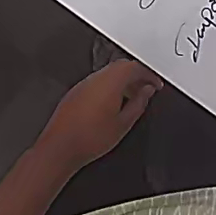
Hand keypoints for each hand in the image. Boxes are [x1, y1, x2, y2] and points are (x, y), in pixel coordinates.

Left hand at [32, 58, 163, 171]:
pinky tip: (113, 103)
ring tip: (132, 98)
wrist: (60, 147)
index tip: (155, 84)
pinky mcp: (76, 92)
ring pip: (108, 73)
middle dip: (136, 75)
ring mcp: (84, 84)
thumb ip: (139, 104)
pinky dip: (109, 87)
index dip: (148, 75)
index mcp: (111, 82)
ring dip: (123, 81)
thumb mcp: (124, 123)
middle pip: (121, 67)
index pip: (135, 68)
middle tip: (146, 89)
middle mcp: (96, 78)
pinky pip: (97, 82)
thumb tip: (146, 93)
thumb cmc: (89, 138)